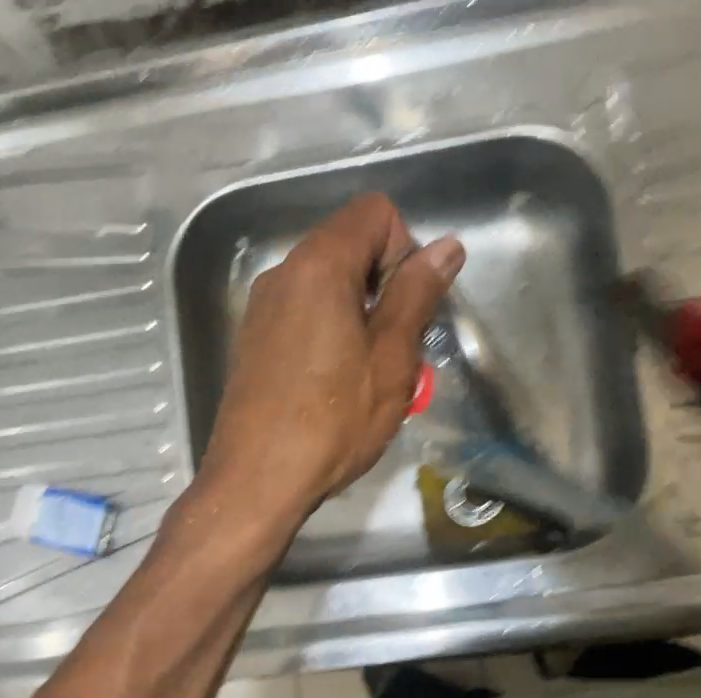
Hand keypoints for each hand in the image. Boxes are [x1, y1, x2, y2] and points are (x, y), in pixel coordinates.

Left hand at [199, 194, 464, 524]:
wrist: (258, 480)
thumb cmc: (333, 422)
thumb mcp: (391, 359)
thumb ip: (417, 295)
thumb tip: (445, 248)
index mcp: (318, 266)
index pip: (374, 212)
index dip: (404, 249)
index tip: (407, 306)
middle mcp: (282, 274)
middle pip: (348, 244)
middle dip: (384, 284)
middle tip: (396, 346)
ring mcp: (262, 308)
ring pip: (327, 284)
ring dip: (360, 313)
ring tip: (369, 372)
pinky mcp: (254, 340)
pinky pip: (303, 314)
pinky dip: (330, 332)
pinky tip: (335, 385)